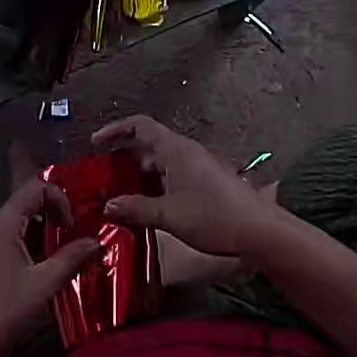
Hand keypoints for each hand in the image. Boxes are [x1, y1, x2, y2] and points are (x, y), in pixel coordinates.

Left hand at [0, 177, 101, 356]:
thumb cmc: (1, 310)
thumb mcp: (43, 285)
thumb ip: (71, 259)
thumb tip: (96, 241)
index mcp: (5, 221)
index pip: (36, 187)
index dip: (60, 198)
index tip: (73, 224)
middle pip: (29, 201)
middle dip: (55, 212)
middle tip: (77, 232)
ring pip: (23, 222)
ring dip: (46, 231)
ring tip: (68, 250)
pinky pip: (15, 239)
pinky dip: (34, 245)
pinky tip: (48, 267)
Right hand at [93, 115, 290, 258]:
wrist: (260, 232)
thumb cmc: (214, 217)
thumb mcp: (169, 215)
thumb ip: (136, 208)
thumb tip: (108, 206)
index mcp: (175, 149)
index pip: (140, 125)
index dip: (116, 129)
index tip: (96, 142)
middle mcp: (185, 152)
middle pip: (148, 144)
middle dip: (124, 156)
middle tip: (103, 173)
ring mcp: (197, 166)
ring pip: (161, 162)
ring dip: (139, 173)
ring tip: (120, 192)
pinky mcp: (205, 181)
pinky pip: (172, 174)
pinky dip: (155, 184)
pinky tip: (148, 204)